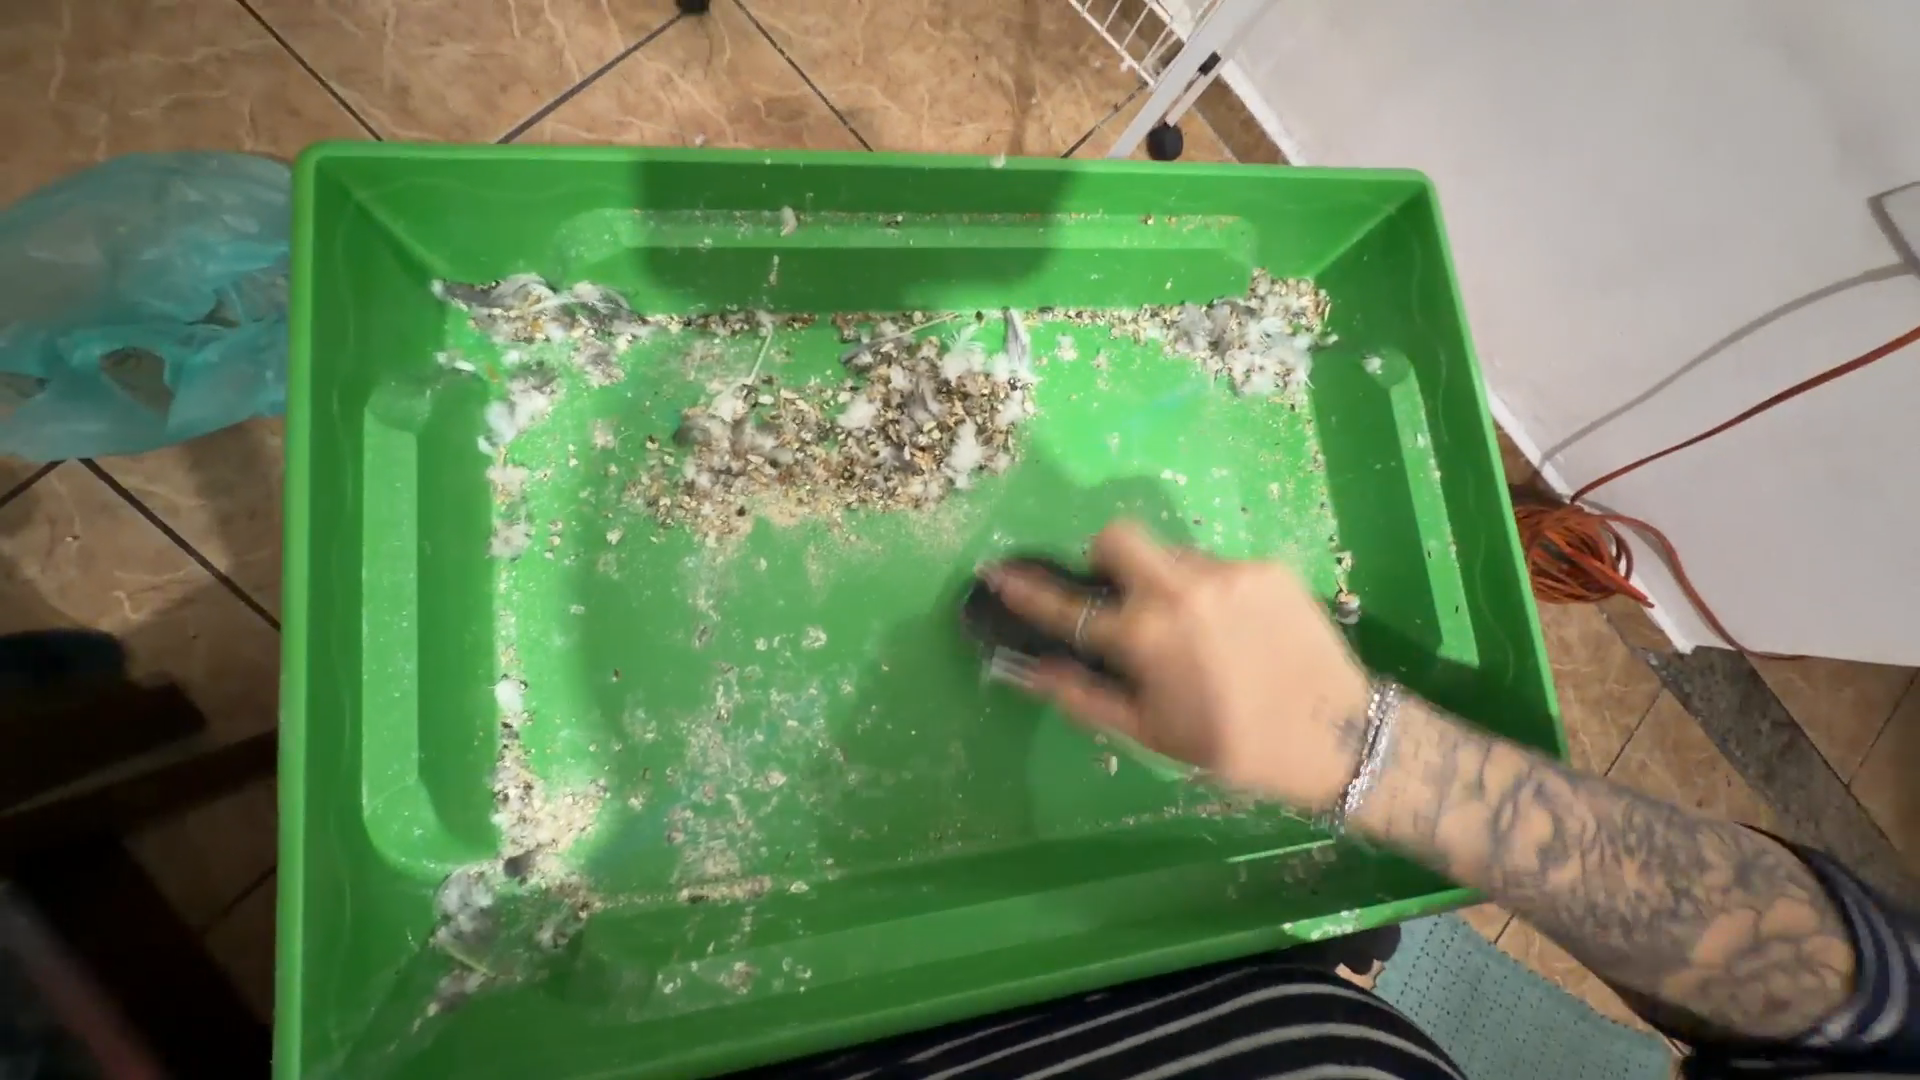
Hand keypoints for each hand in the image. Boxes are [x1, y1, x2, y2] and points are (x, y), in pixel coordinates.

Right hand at [985, 520, 1370, 810]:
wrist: (1340, 737)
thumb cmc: (1233, 746)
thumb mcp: (1151, 733)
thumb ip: (1084, 696)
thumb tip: (1031, 671)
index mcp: (1146, 638)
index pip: (1068, 606)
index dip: (1027, 589)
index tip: (1000, 571)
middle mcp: (1180, 592)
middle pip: (1119, 536)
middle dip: (1105, 555)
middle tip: (1120, 592)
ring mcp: (1227, 572)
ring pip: (1171, 553)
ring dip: (1163, 580)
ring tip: (1192, 624)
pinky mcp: (1266, 567)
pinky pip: (1215, 565)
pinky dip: (1208, 589)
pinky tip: (1233, 626)